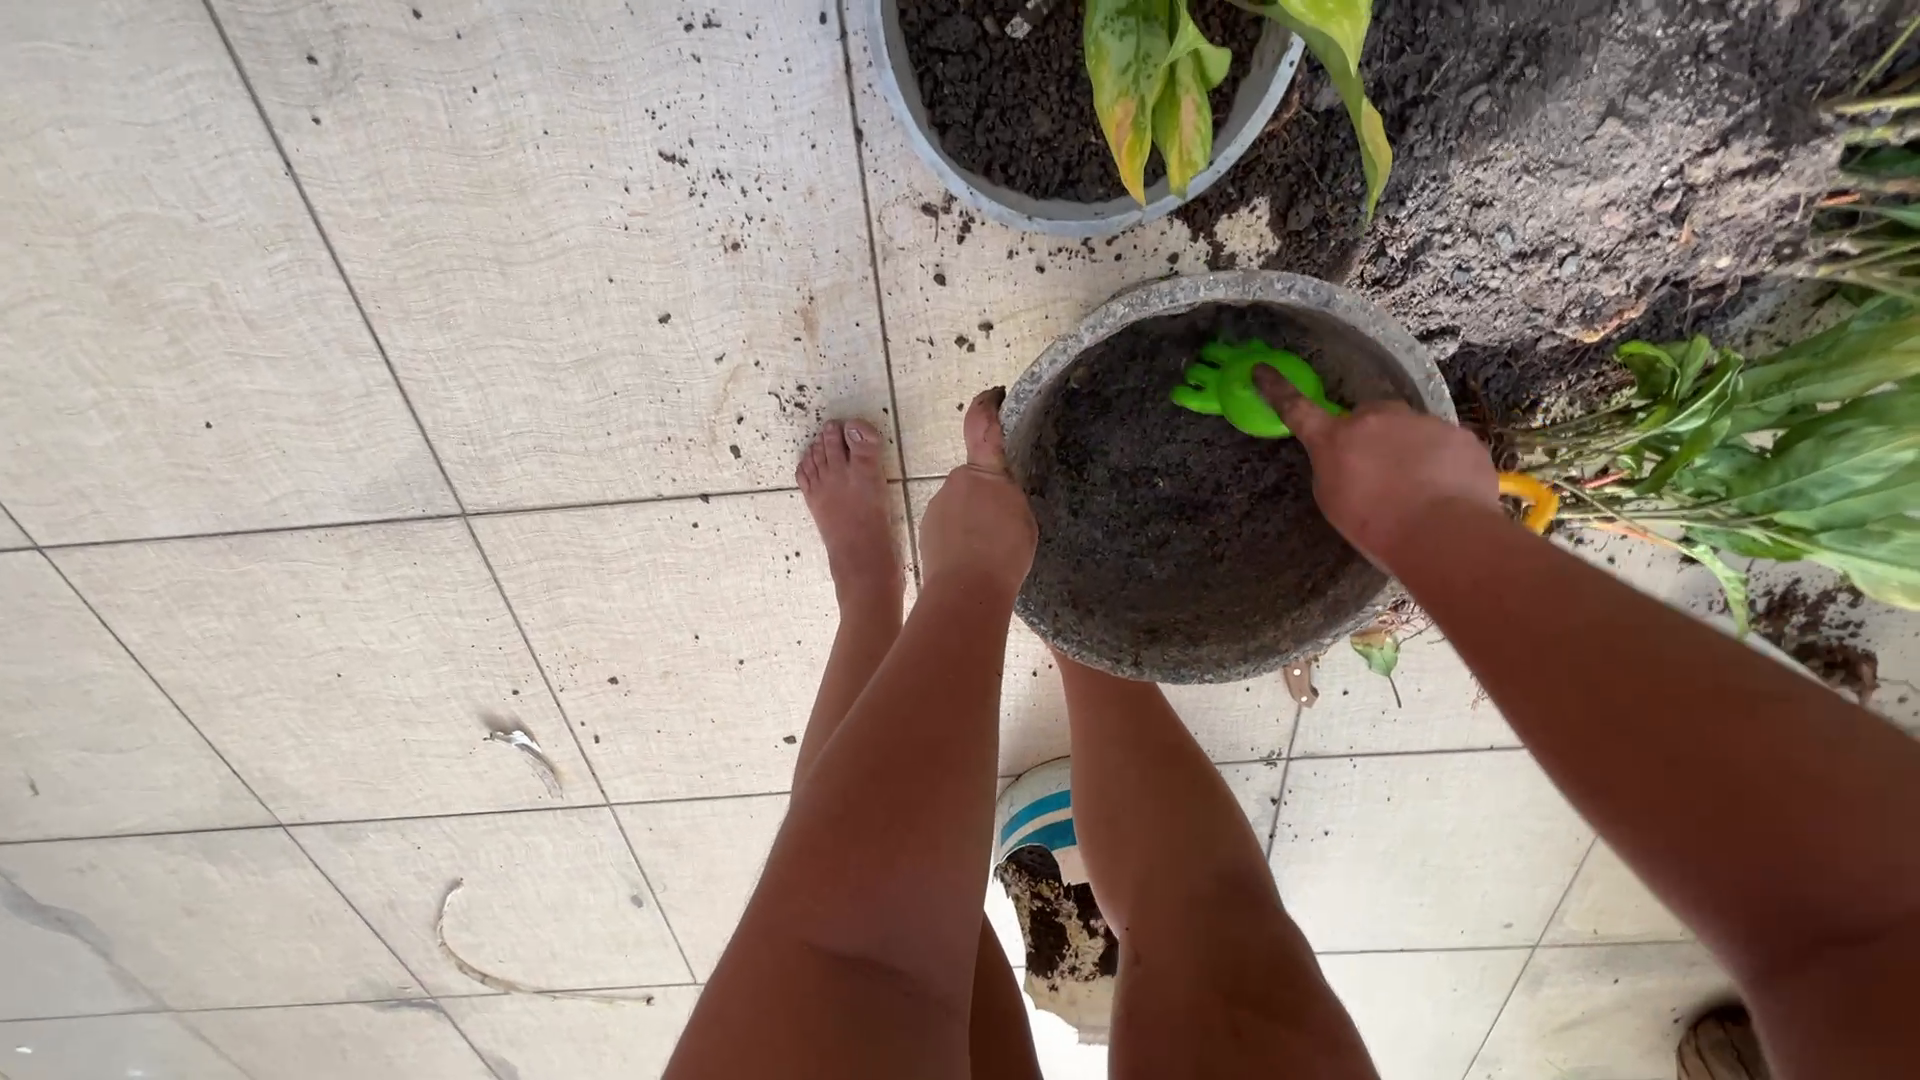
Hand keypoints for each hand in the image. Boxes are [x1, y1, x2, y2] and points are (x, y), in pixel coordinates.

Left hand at [919, 387, 1037, 598]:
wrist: (966, 589)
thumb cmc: (1003, 555)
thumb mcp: (1022, 519)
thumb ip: (1008, 497)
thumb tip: (999, 495)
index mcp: (986, 473)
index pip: (983, 427)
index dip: (986, 407)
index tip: (991, 396)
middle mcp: (957, 481)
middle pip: (974, 480)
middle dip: (986, 497)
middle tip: (1002, 526)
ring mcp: (938, 505)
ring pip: (960, 505)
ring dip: (972, 521)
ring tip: (987, 550)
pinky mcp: (926, 527)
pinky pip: (947, 526)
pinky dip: (958, 538)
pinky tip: (971, 558)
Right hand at [1253, 365, 1499, 561]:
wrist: (1443, 533)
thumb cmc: (1375, 525)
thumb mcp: (1333, 500)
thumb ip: (1332, 467)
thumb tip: (1346, 457)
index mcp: (1335, 438)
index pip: (1297, 409)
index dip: (1277, 390)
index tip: (1261, 370)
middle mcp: (1376, 418)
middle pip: (1367, 415)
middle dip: (1370, 435)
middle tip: (1377, 471)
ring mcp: (1422, 422)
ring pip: (1408, 428)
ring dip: (1406, 449)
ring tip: (1416, 489)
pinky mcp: (1459, 435)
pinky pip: (1443, 443)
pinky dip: (1440, 461)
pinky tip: (1443, 490)